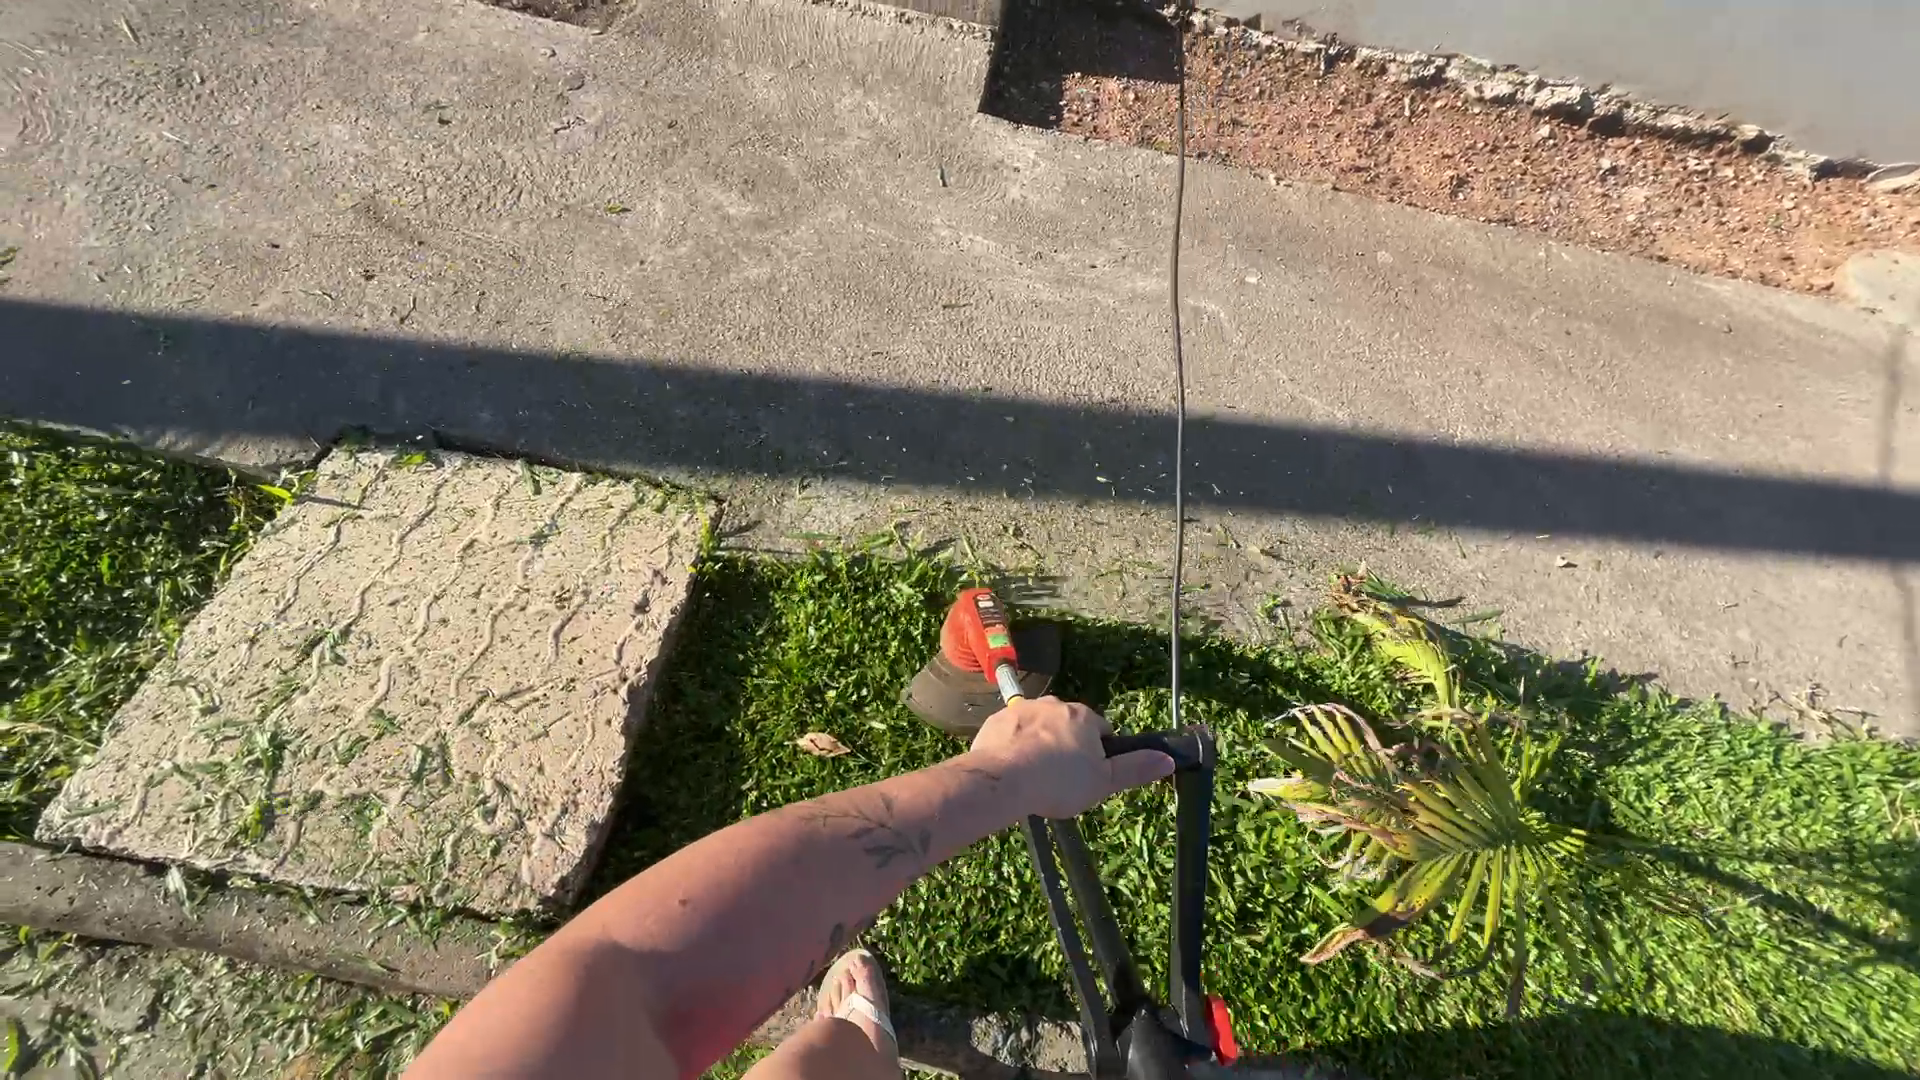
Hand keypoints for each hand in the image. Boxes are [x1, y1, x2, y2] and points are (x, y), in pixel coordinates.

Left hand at [965, 696, 1175, 818]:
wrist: (1003, 779)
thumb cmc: (1058, 780)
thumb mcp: (1104, 781)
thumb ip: (1135, 768)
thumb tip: (1167, 759)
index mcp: (1083, 716)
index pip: (1101, 730)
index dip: (1099, 754)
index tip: (1090, 775)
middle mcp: (1054, 704)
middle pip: (1068, 726)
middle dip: (1068, 746)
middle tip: (1063, 779)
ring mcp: (1023, 709)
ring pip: (1039, 726)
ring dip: (1040, 744)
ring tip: (1036, 777)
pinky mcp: (998, 720)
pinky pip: (1012, 732)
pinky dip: (1014, 746)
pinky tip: (1013, 769)